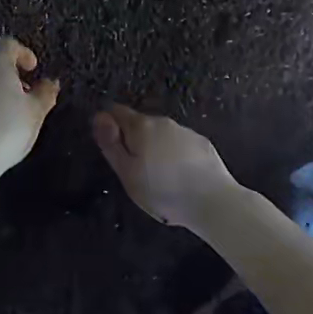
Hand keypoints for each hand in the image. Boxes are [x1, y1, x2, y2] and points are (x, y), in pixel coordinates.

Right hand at [91, 104, 240, 228]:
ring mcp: (186, 131)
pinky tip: (180, 177)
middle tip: (136, 172)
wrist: (213, 201)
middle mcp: (164, 122)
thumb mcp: (127, 173)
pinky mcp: (202, 144)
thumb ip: (111, 144)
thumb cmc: (162, 191)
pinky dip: (174, 156)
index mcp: (141, 126)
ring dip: (155, 148)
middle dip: (134, 141)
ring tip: (160, 178)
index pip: (116, 112)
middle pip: (140, 124)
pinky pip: (180, 145)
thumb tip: (99, 117)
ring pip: (161, 135)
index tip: (113, 151)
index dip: (109, 127)